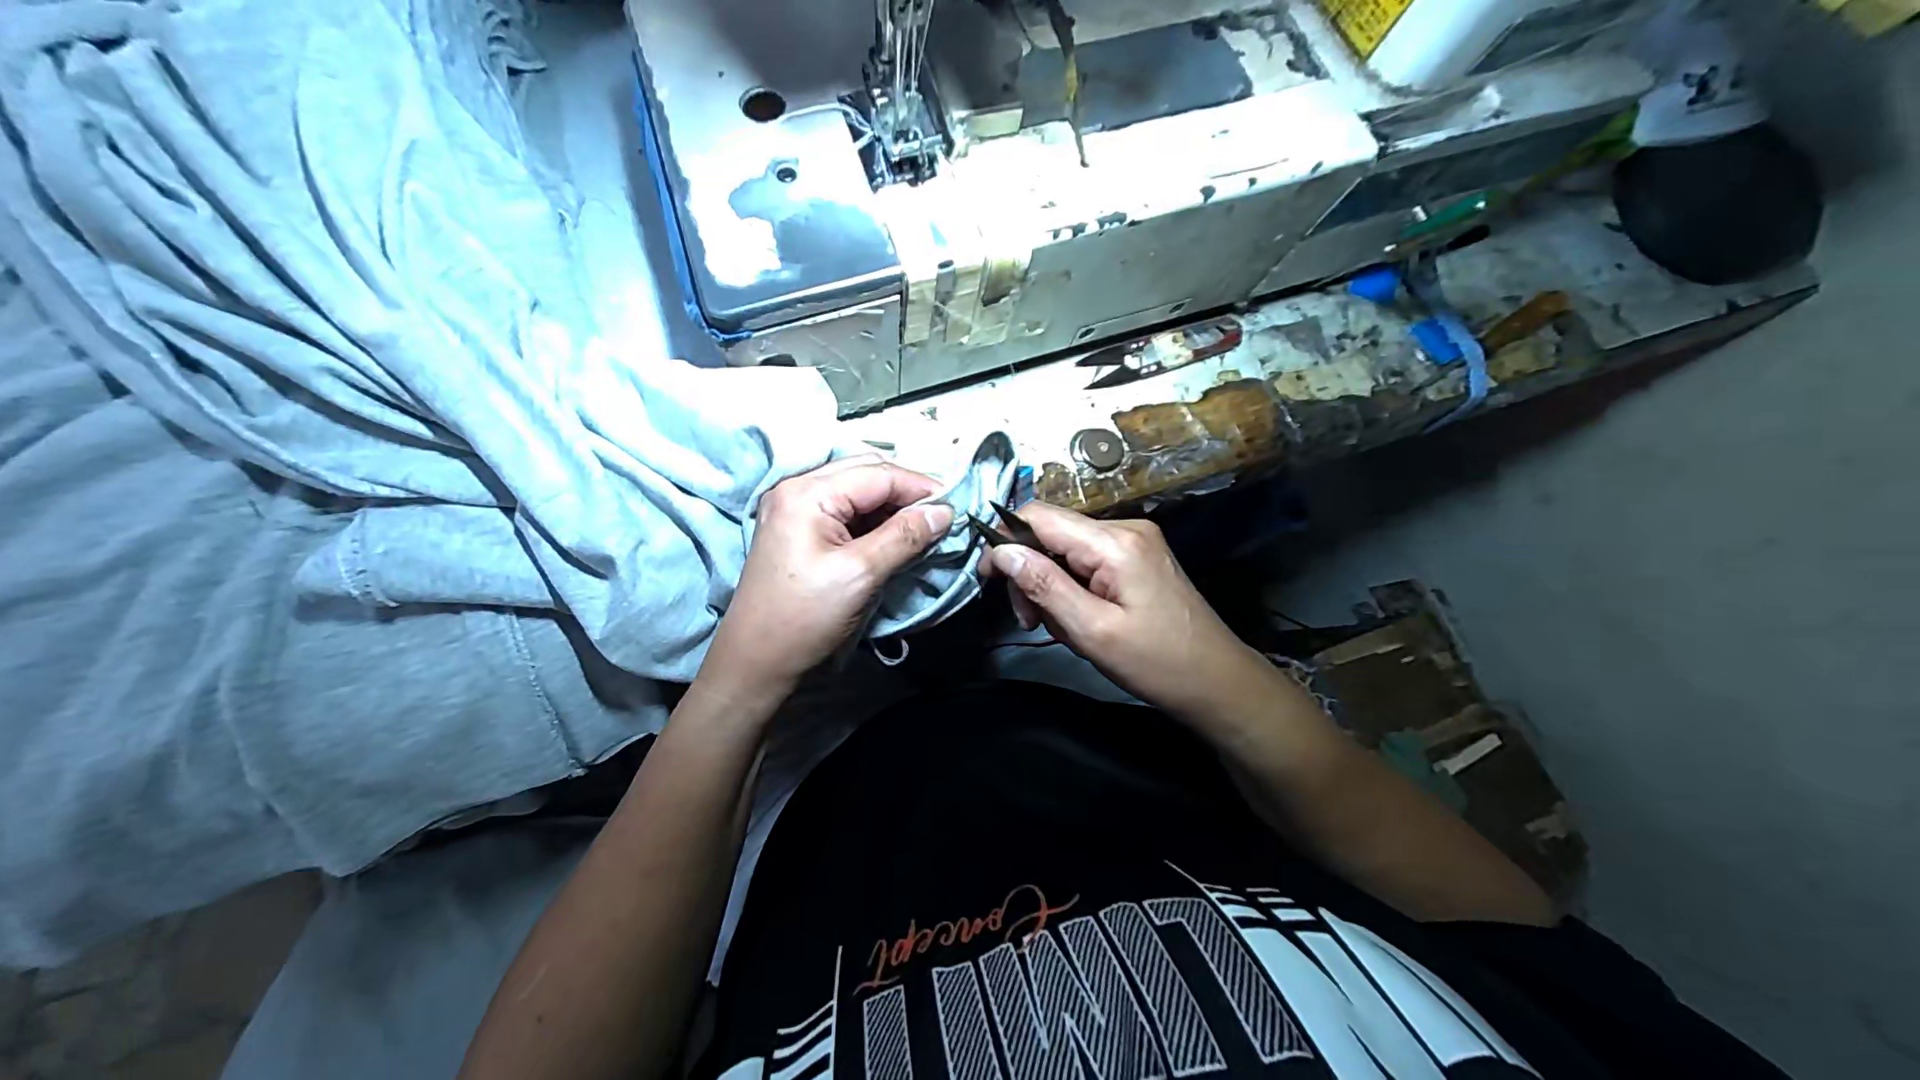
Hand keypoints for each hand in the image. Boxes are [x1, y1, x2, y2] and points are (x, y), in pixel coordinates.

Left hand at [703, 457, 951, 696]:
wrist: (755, 664)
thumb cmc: (804, 619)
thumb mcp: (861, 575)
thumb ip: (904, 537)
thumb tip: (945, 512)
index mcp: (807, 493)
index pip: (878, 474)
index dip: (920, 487)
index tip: (956, 507)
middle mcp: (797, 489)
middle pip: (866, 475)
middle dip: (907, 493)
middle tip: (942, 516)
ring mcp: (794, 509)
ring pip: (857, 492)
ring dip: (892, 507)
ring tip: (924, 528)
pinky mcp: (798, 531)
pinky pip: (844, 512)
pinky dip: (873, 521)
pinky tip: (895, 537)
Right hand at [982, 503, 1276, 718]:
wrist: (1219, 682)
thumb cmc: (1157, 663)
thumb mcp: (1092, 630)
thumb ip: (1044, 585)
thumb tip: (1001, 550)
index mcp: (1115, 542)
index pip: (1039, 516)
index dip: (1003, 540)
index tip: (988, 579)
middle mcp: (1125, 529)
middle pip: (1051, 534)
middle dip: (1031, 574)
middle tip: (1030, 620)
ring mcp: (1134, 543)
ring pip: (1066, 551)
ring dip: (1051, 588)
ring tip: (1063, 629)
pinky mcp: (1138, 559)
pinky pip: (1087, 563)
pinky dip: (1073, 590)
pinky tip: (1081, 620)